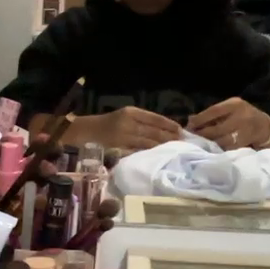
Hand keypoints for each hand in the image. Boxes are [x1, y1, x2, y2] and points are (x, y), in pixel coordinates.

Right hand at [67, 106, 184, 152]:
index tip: (182, 130)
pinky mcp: (119, 149)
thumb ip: (142, 122)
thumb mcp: (124, 117)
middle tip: (184, 142)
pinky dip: (150, 154)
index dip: (170, 124)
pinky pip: (139, 152)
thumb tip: (167, 129)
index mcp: (131, 112)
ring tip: (175, 150)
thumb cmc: (108, 125)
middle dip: (170, 137)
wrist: (85, 133)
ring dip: (163, 147)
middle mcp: (128, 123)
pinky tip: (158, 156)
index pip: (155, 118)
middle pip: (154, 131)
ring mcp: (123, 137)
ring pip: (148, 142)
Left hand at [188, 97, 269, 150]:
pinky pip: (228, 148)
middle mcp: (241, 117)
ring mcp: (245, 132)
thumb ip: (213, 114)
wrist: (264, 127)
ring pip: (222, 140)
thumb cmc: (242, 115)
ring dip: (209, 143)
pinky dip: (218, 149)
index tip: (189, 125)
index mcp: (235, 104)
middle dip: (202, 133)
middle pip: (217, 128)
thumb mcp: (230, 108)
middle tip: (192, 137)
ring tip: (200, 143)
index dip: (200, 119)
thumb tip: (190, 120)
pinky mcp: (245, 144)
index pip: (214, 111)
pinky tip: (210, 148)